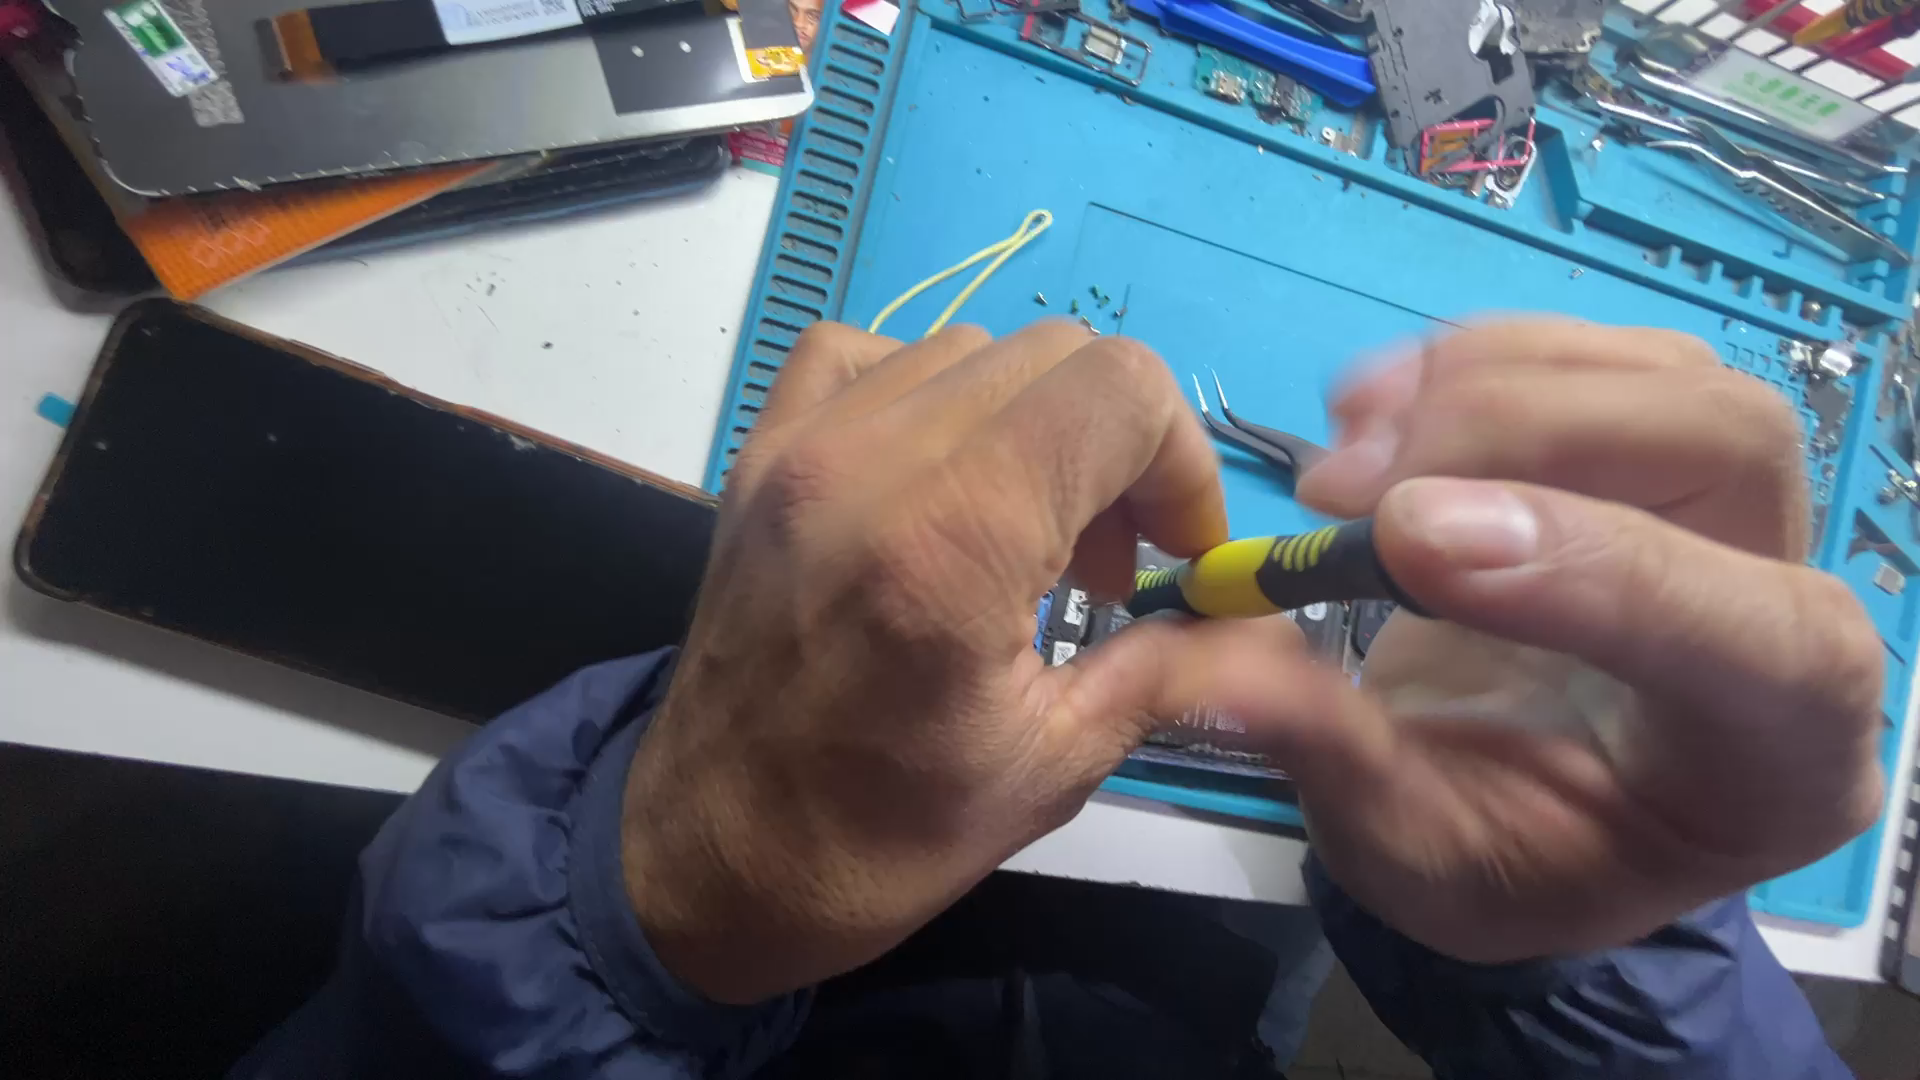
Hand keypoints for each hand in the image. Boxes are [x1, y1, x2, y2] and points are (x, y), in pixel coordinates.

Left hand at [620, 321, 1306, 1002]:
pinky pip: (872, 354)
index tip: (1174, 550)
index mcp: (955, 541)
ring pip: (975, 348)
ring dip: (1034, 424)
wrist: (704, 853)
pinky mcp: (761, 448)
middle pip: (1060, 355)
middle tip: (1107, 554)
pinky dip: (933, 394)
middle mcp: (871, 457)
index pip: (1120, 389)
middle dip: (1119, 446)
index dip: (1180, 461)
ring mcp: (802, 440)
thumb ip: (1174, 666)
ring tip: (1024, 525)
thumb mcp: (1051, 765)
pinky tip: (935, 474)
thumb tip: (1267, 622)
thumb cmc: (878, 835)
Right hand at [1273, 319, 1882, 960]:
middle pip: (1714, 445)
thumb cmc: (1469, 848)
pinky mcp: (1628, 466)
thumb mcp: (1392, 837)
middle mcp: (1772, 614)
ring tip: (1343, 439)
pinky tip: (1371, 407)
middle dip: (1505, 434)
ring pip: (1655, 372)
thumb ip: (1324, 748)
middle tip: (1338, 485)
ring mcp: (1713, 520)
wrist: (1491, 808)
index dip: (1582, 566)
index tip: (1391, 538)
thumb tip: (1212, 666)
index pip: (1750, 636)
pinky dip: (1464, 358)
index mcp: (1761, 758)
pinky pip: (1586, 357)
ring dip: (1476, 380)